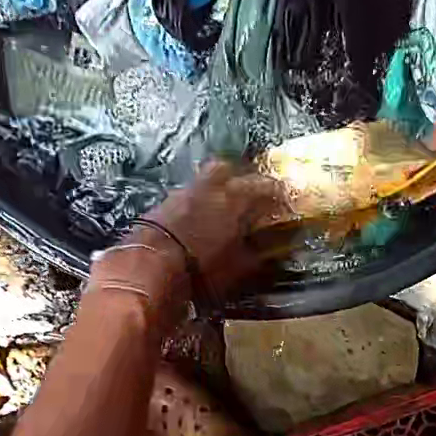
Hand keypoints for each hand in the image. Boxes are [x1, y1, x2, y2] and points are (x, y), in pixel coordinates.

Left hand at [142, 160, 280, 299]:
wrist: (152, 266)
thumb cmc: (204, 267)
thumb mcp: (241, 266)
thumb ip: (260, 254)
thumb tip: (277, 250)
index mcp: (235, 198)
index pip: (264, 185)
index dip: (276, 192)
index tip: (283, 200)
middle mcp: (210, 187)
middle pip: (228, 169)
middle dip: (241, 178)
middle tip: (250, 194)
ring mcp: (184, 192)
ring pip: (205, 180)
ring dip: (217, 189)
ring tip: (225, 207)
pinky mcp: (165, 203)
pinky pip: (190, 194)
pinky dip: (200, 202)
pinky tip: (202, 219)